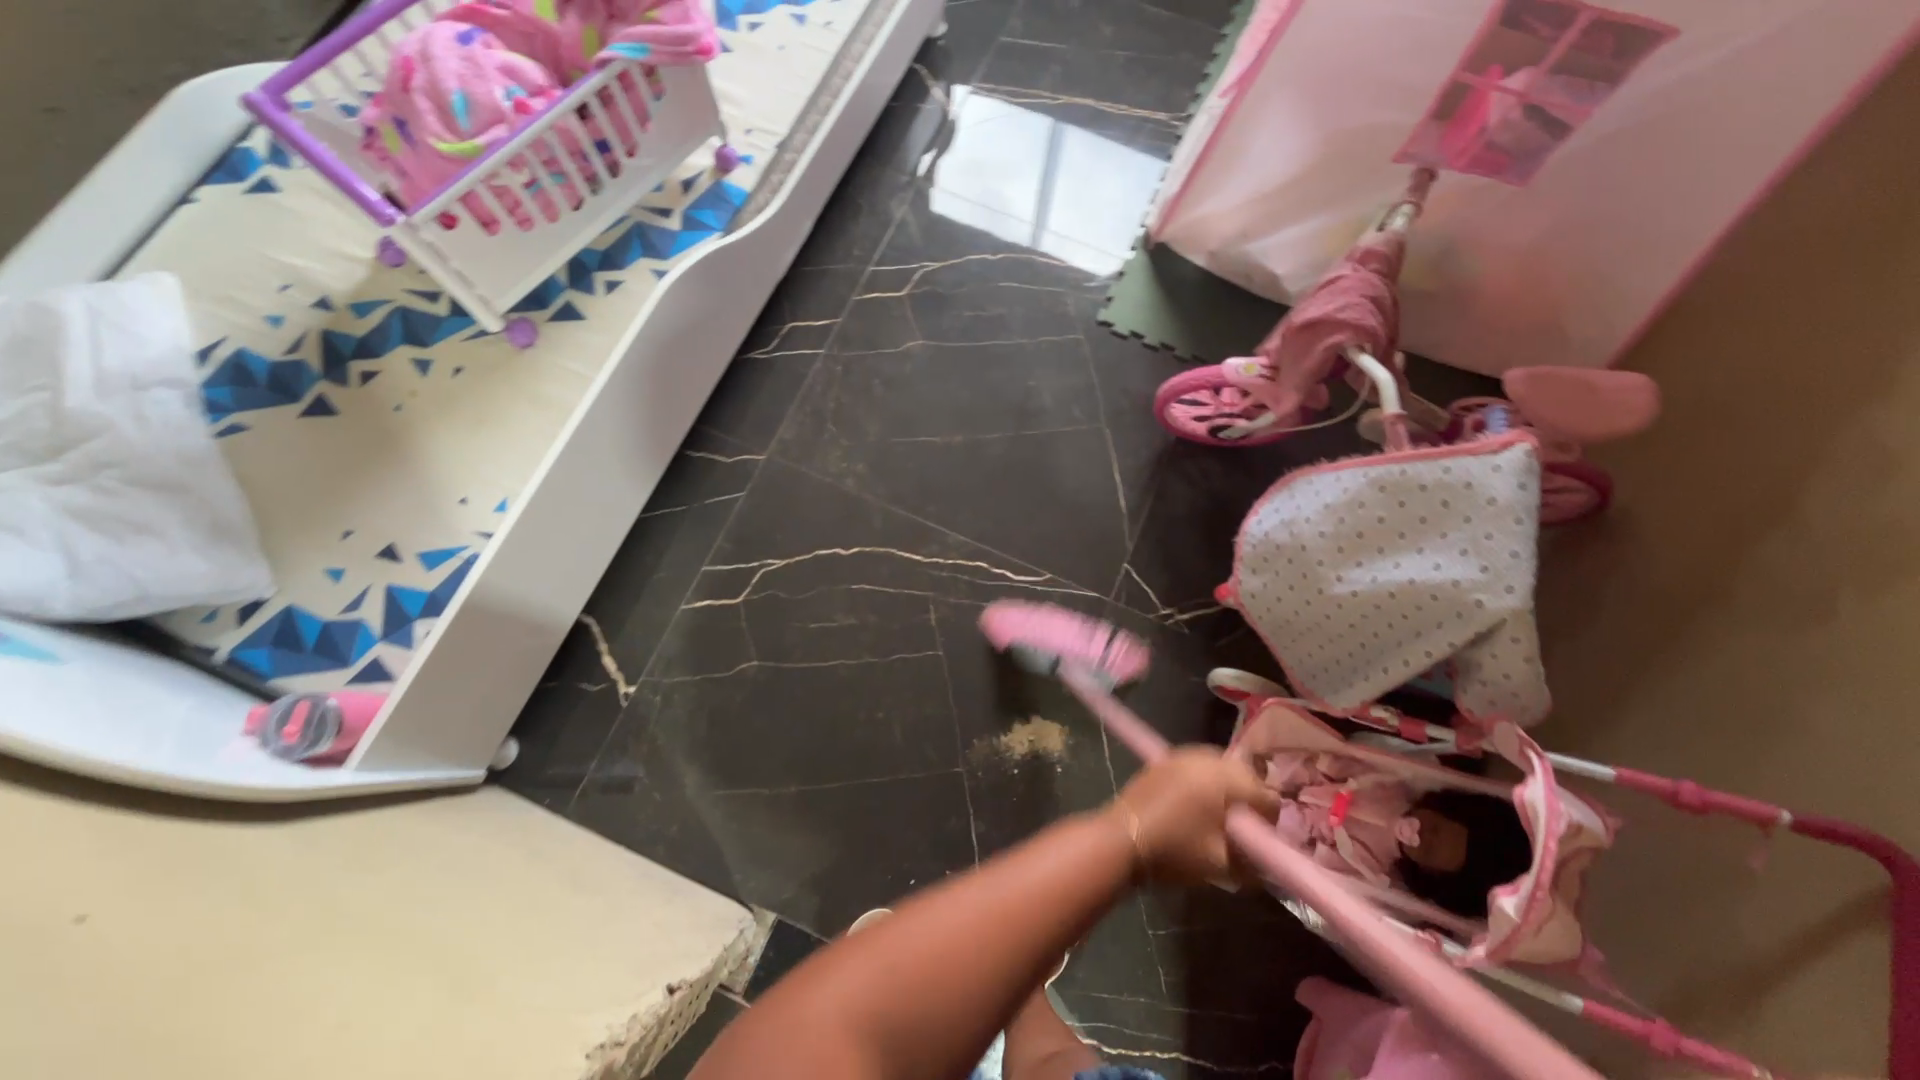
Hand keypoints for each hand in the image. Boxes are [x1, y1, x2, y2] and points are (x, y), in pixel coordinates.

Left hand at [1107, 747, 1278, 884]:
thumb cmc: (1174, 850)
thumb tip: (1265, 865)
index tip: (1262, 841)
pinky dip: (1206, 780)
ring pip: (1222, 767)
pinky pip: (1198, 765)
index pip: (1267, 796)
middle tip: (1243, 827)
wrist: (1121, 838)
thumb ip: (1252, 865)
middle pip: (1247, 775)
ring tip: (1220, 815)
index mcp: (1228, 781)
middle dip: (1250, 799)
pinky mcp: (1166, 759)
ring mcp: (1185, 755)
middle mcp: (1210, 759)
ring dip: (1228, 787)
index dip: (1270, 821)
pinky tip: (1197, 803)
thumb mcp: (1220, 865)